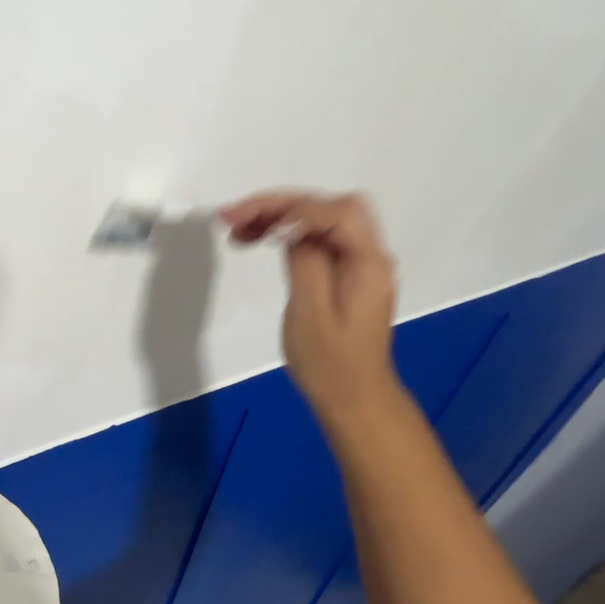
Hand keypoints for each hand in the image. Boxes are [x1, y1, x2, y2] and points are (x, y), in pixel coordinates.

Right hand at [218, 191, 401, 424]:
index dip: (286, 207)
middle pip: (329, 207)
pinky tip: (263, 241)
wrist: (354, 399)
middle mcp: (369, 255)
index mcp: (366, 262)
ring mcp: (360, 265)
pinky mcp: (347, 275)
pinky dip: (290, 233)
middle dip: (281, 204)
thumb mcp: (310, 314)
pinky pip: (321, 239)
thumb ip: (305, 263)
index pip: (330, 212)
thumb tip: (294, 229)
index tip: (242, 217)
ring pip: (323, 220)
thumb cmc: (329, 365)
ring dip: (281, 216)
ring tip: (237, 230)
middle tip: (235, 218)